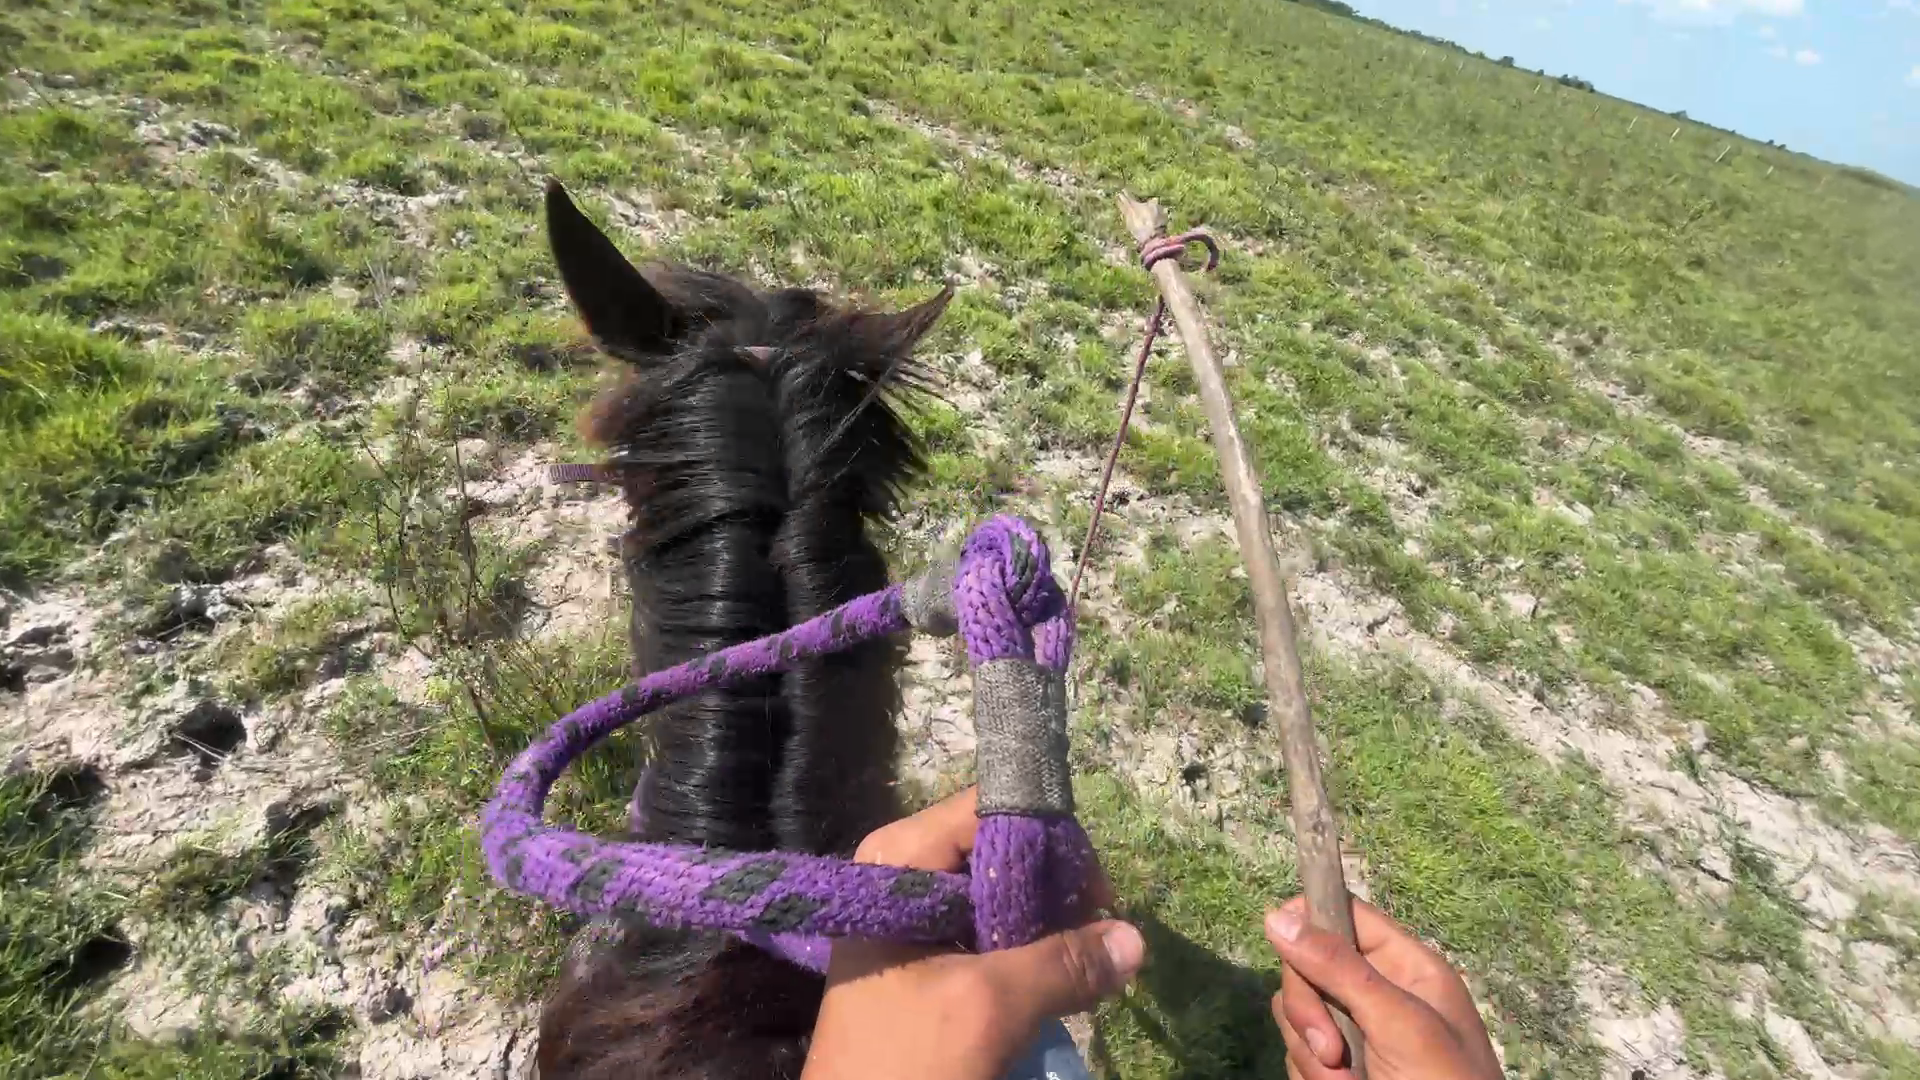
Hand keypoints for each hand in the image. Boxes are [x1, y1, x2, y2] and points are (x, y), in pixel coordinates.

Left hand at [802, 787, 1144, 1079]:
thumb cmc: (903, 1063)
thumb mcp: (986, 1008)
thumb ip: (1061, 965)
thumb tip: (1135, 939)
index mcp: (900, 856)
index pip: (986, 808)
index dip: (1045, 835)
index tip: (1093, 887)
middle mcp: (905, 868)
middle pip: (996, 846)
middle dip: (1051, 884)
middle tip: (1097, 926)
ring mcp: (914, 909)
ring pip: (998, 889)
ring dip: (1045, 919)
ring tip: (1085, 954)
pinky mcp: (927, 948)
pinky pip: (988, 924)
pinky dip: (1027, 943)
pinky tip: (1057, 973)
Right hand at [1265, 896, 1500, 1079]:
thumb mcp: (1400, 1027)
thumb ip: (1339, 968)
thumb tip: (1274, 916)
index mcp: (1405, 967)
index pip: (1341, 912)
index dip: (1307, 921)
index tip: (1286, 947)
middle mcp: (1378, 991)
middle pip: (1307, 963)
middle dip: (1308, 1010)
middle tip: (1331, 1051)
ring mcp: (1357, 1030)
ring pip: (1296, 1010)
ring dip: (1310, 1053)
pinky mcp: (1340, 1066)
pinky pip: (1298, 1048)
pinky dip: (1309, 1074)